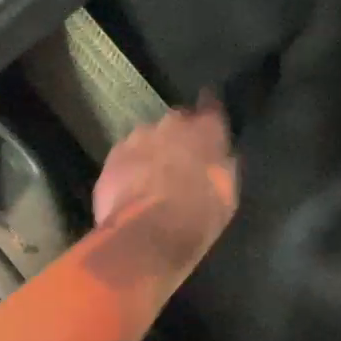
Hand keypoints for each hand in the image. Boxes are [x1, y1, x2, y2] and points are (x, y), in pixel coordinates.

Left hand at [91, 100, 237, 269]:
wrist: (146, 234)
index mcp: (205, 129)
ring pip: (149, 137)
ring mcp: (137, 137)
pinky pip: (127, 156)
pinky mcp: (112, 156)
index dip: (211, 111)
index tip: (210, 116)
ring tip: (155, 177)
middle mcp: (171, 123)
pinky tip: (134, 188)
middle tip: (183, 160)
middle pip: (177, 121)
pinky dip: (132, 167)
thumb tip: (221, 156)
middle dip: (180, 136)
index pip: (211, 106)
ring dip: (154, 151)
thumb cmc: (199, 215)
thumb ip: (223, 165)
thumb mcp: (227, 193)